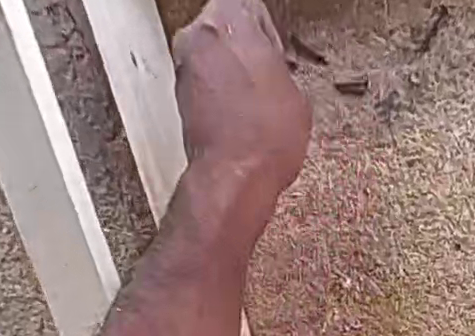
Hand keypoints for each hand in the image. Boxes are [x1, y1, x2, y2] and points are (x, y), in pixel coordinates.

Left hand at [172, 0, 310, 216]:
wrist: (236, 179)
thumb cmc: (264, 136)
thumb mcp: (297, 97)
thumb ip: (280, 72)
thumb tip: (276, 82)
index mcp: (230, 14)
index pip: (252, 10)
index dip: (269, 40)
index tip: (277, 58)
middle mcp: (198, 35)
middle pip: (224, 36)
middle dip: (243, 57)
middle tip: (265, 83)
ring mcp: (183, 71)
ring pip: (210, 65)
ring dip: (228, 80)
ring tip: (252, 110)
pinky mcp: (177, 106)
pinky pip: (202, 94)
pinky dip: (217, 104)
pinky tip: (238, 125)